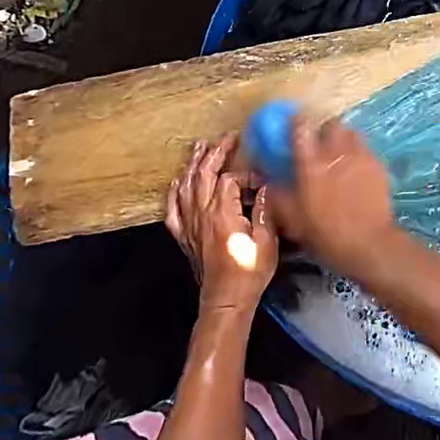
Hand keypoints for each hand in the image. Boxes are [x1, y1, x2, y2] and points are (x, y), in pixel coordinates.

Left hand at [165, 133, 277, 313]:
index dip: (245, 174)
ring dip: (193, 164)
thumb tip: (265, 186)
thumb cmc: (249, 273)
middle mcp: (201, 214)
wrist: (225, 301)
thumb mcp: (267, 241)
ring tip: (199, 146)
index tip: (260, 179)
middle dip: (215, 152)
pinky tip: (177, 181)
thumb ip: (264, 210)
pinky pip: (172, 209)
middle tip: (226, 138)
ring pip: (186, 186)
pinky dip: (173, 192)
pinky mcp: (184, 236)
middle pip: (204, 174)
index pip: (229, 179)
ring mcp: (189, 224)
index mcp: (222, 213)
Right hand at [265, 117, 398, 279]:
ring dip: (343, 139)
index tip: (292, 123)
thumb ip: (277, 197)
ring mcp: (360, 156)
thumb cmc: (326, 233)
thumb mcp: (292, 219)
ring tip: (340, 154)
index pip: (300, 127)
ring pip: (351, 133)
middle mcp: (336, 153)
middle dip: (324, 129)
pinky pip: (365, 150)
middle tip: (319, 144)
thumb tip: (268, 183)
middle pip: (330, 124)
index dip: (295, 121)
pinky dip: (358, 154)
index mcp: (311, 163)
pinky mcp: (378, 165)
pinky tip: (357, 170)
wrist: (369, 245)